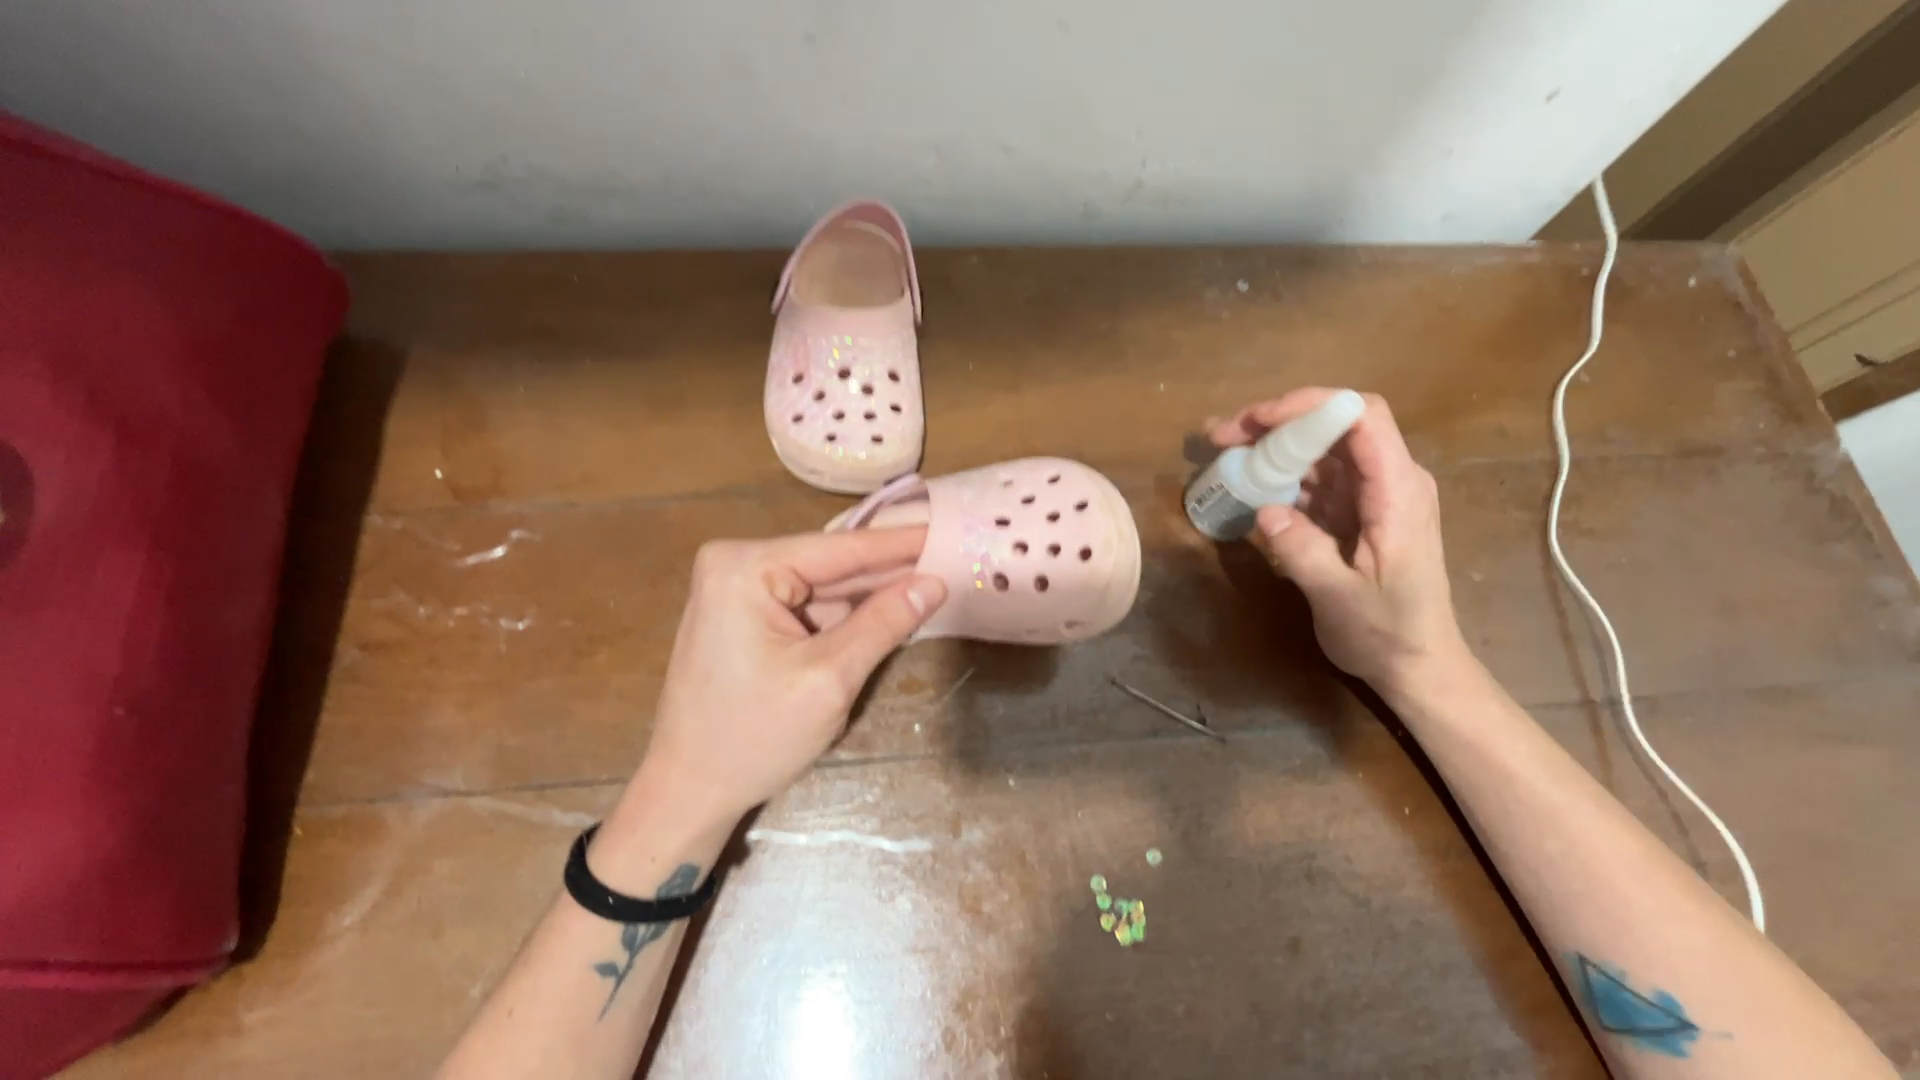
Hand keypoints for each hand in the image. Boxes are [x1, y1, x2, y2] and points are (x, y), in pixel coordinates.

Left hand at [620, 529, 945, 830]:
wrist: (689, 790)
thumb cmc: (752, 737)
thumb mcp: (829, 679)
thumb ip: (883, 623)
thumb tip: (935, 581)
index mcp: (745, 568)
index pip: (841, 548)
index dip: (900, 542)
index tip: (949, 527)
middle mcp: (737, 565)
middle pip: (832, 565)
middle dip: (889, 571)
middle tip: (951, 557)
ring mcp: (738, 591)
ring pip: (825, 589)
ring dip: (871, 598)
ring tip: (933, 585)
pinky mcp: (745, 617)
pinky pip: (809, 608)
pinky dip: (847, 618)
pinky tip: (891, 615)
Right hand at [1210, 389, 1469, 693]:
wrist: (1417, 667)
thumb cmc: (1390, 634)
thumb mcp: (1340, 598)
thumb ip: (1304, 551)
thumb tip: (1264, 510)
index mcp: (1398, 492)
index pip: (1361, 417)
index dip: (1309, 406)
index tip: (1256, 421)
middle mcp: (1389, 481)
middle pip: (1334, 424)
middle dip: (1277, 422)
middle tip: (1222, 436)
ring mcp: (1371, 495)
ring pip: (1320, 448)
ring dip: (1272, 446)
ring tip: (1223, 453)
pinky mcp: (1354, 512)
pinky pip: (1315, 478)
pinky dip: (1279, 475)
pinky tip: (1245, 485)